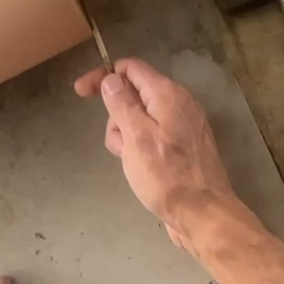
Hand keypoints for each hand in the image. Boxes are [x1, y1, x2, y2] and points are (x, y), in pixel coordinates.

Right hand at [75, 58, 242, 250]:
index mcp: (168, 95)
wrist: (202, 215)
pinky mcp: (185, 148)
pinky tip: (142, 169)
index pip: (130, 68)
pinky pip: (153, 137)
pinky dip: (141, 148)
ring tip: (132, 162)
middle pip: (134, 95)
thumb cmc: (166, 176)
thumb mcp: (135, 136)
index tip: (81, 92)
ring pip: (141, 119)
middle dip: (116, 116)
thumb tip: (112, 79)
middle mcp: (179, 104)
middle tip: (120, 145)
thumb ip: (121, 103)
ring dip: (127, 137)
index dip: (103, 76)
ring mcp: (184, 127)